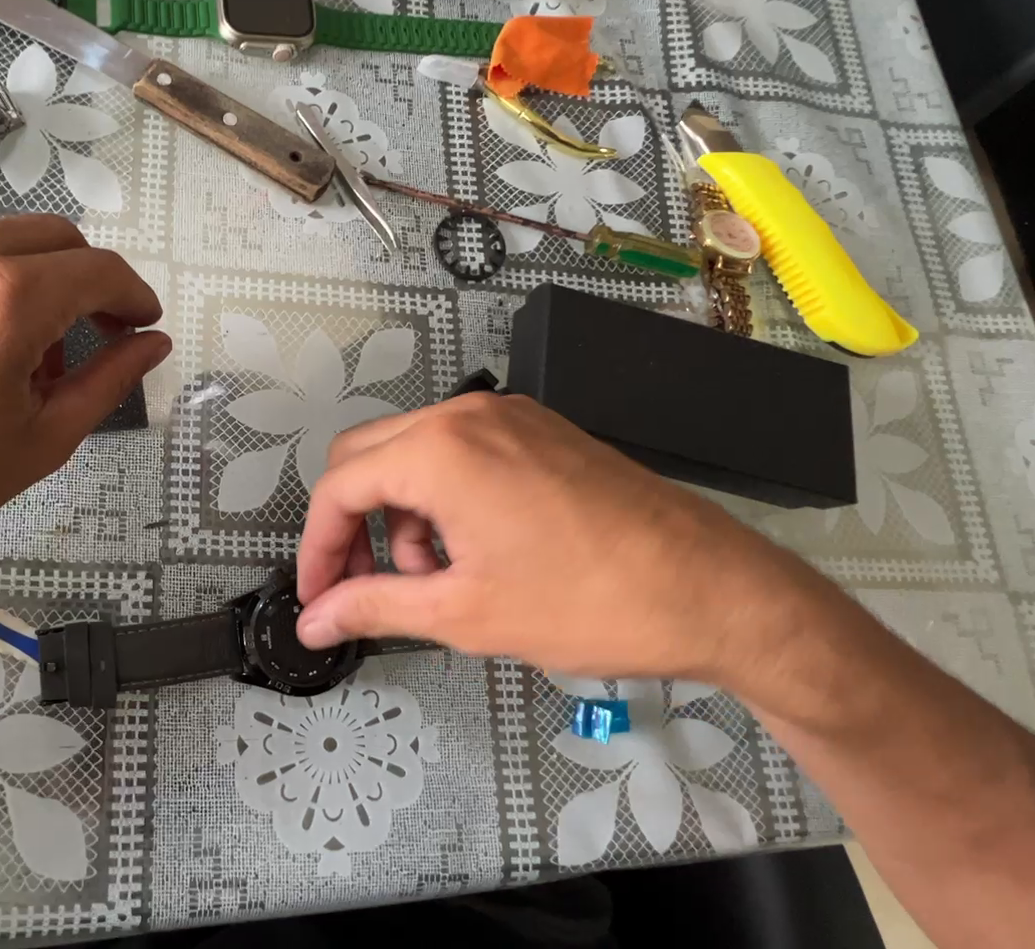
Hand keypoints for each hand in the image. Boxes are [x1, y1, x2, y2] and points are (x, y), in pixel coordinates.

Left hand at [0, 215, 168, 599]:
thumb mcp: (40, 440)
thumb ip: (110, 380)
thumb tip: (153, 344)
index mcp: (5, 298)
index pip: (98, 269)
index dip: (133, 295)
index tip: (141, 324)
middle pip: (51, 238)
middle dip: (83, 282)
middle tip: (86, 339)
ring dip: (23, 283)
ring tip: (9, 354)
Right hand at [293, 393, 838, 685]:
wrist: (717, 592)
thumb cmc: (593, 601)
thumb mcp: (465, 613)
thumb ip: (374, 607)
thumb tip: (317, 619)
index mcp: (440, 451)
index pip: (338, 488)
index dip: (318, 547)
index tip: (319, 594)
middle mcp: (468, 416)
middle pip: (365, 458)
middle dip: (353, 526)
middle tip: (362, 586)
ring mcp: (507, 417)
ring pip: (410, 454)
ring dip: (400, 514)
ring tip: (435, 578)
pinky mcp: (537, 431)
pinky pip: (458, 452)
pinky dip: (440, 497)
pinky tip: (470, 549)